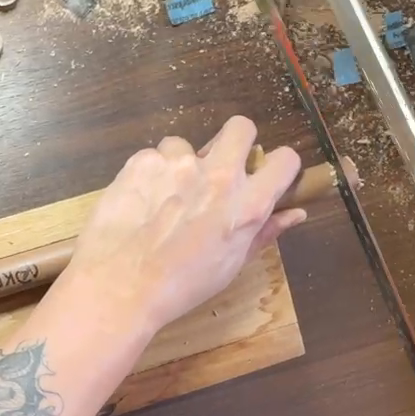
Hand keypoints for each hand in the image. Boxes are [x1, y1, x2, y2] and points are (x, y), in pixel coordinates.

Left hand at [57, 115, 304, 340]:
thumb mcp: (229, 265)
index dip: (276, 165)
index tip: (264, 175)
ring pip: (185, 144)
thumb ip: (263, 233)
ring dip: (179, 165)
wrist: (120, 287)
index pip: (285, 160)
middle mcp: (218, 175)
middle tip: (217, 169)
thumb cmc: (179, 286)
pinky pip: (151, 158)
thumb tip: (294, 214)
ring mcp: (178, 164)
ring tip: (162, 198)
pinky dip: (147, 176)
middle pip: (240, 128)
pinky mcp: (142, 162)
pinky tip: (138, 203)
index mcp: (247, 204)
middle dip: (234, 142)